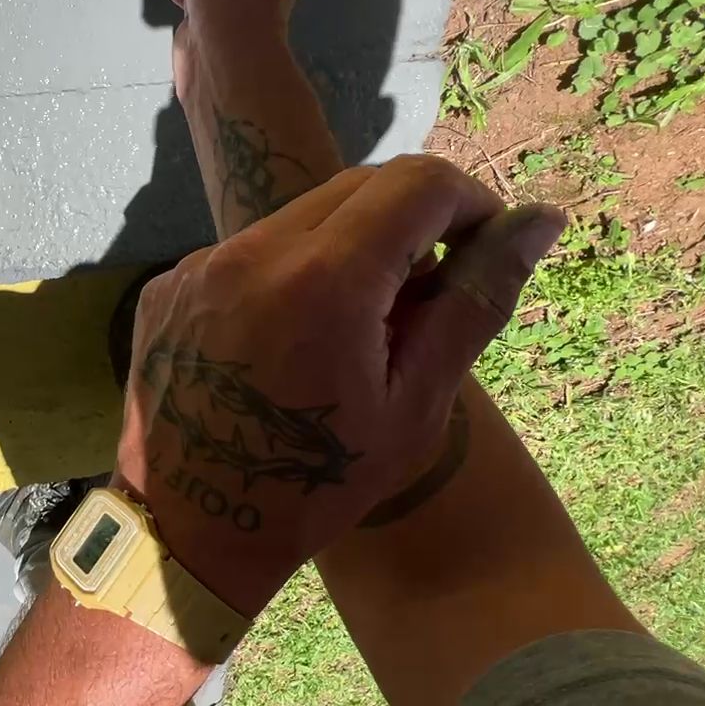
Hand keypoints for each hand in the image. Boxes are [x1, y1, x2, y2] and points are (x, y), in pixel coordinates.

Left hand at [113, 157, 568, 616]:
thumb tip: (539, 219)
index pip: (417, 181)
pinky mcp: (165, 287)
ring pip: (296, 217)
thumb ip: (475, 301)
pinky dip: (281, 274)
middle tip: (415, 298)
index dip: (468, 203)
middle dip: (406, 223)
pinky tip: (279, 341)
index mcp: (321, 280)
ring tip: (344, 329)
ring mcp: (197, 267)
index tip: (476, 250)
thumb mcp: (414, 404)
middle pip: (355, 187)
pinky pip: (244, 253)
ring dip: (341, 248)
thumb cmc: (314, 484)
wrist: (187, 525)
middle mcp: (249, 253)